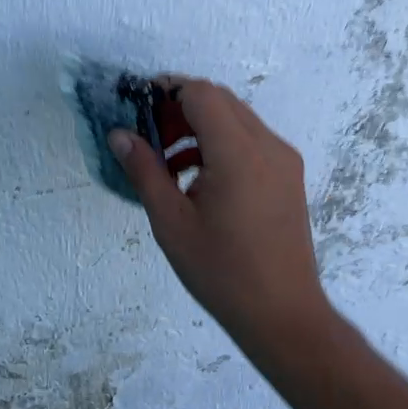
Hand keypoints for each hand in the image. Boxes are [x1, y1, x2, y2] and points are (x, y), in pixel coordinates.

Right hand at [109, 77, 329, 350]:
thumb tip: (119, 134)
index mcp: (238, 153)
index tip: (136, 107)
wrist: (285, 317)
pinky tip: (196, 177)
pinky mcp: (288, 176)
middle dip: (179, 107)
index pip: (200, 94)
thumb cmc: (222, 272)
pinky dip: (220, 142)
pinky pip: (250, 139)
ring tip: (167, 161)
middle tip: (147, 134)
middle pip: (219, 99)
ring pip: (235, 117)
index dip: (166, 91)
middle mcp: (267, 145)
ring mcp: (283, 160)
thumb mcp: (171, 222)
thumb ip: (144, 170)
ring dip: (199, 125)